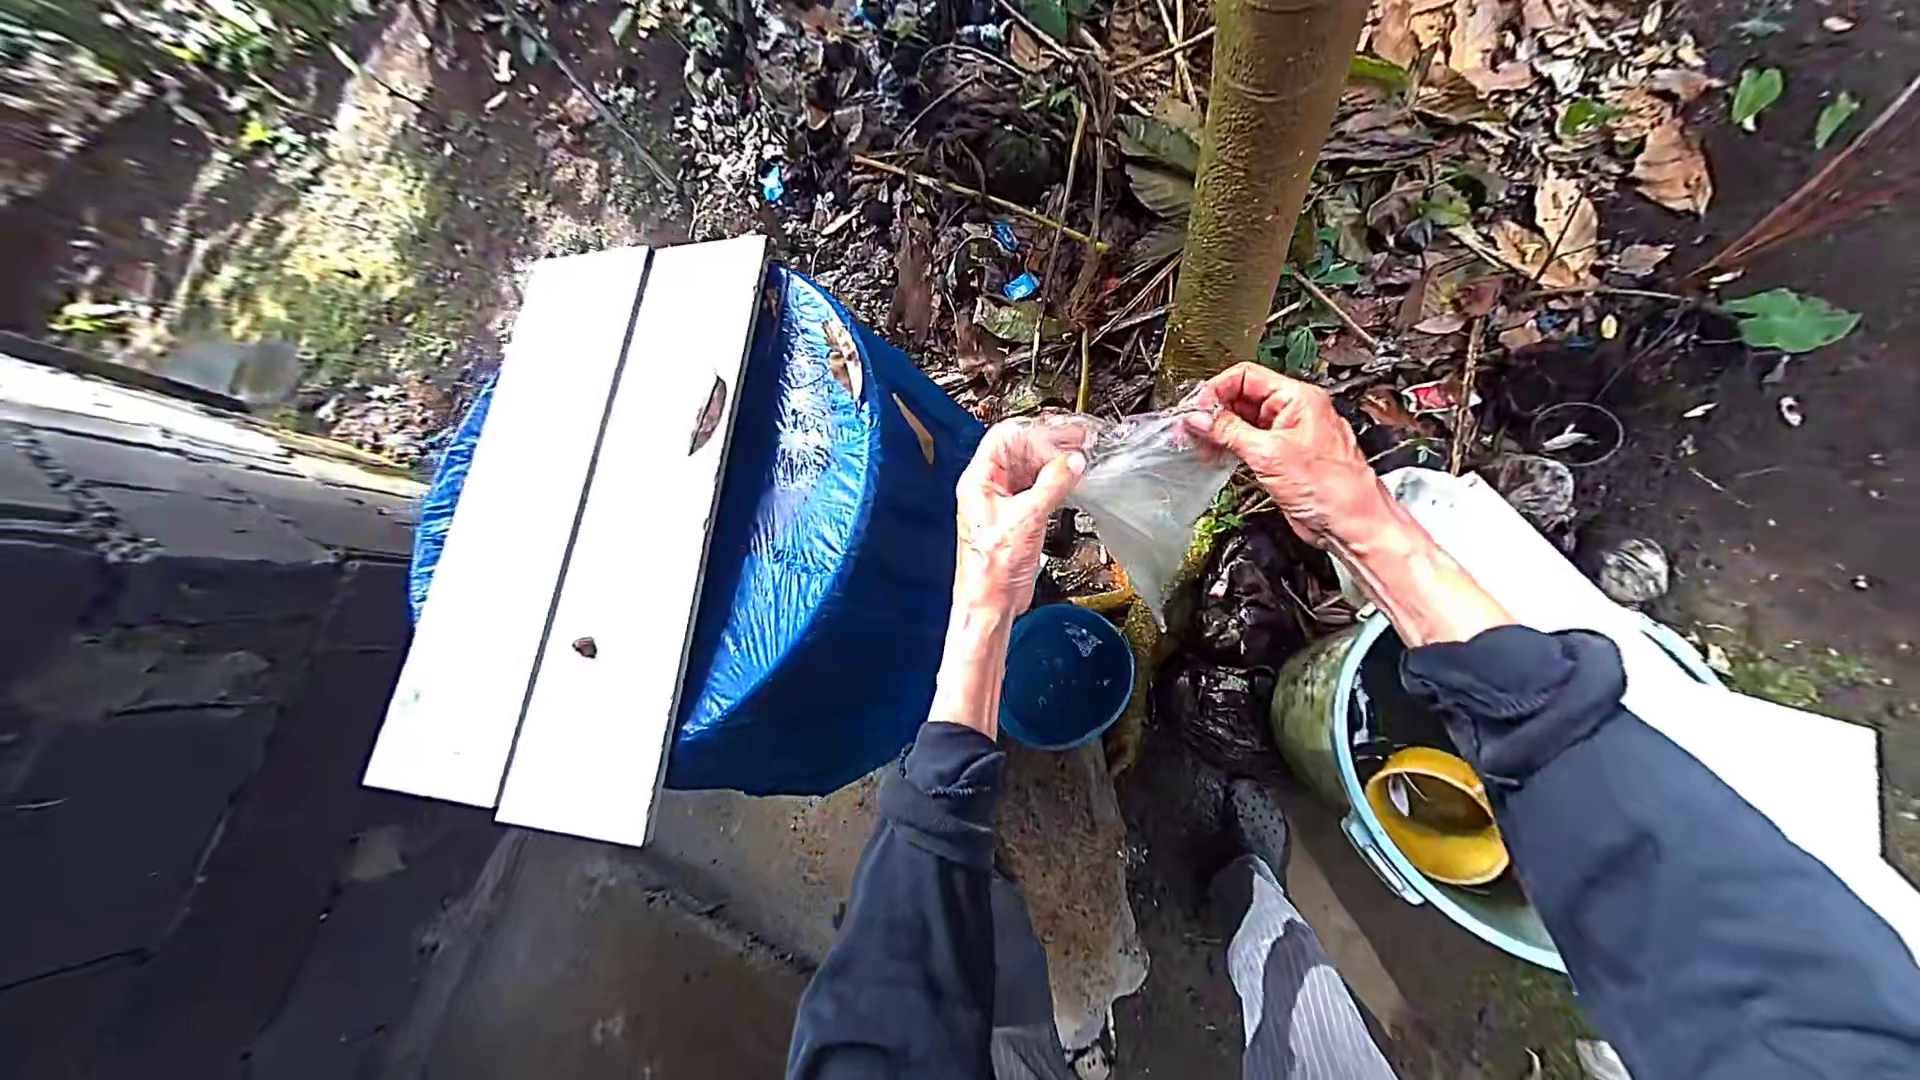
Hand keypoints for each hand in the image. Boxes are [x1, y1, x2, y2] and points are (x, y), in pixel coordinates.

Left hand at [953, 419, 1088, 614]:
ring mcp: (1003, 502)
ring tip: (1080, 459)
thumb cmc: (992, 569)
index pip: (1004, 437)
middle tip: (1079, 442)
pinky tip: (1072, 481)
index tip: (1062, 432)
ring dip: (1055, 463)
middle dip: (1050, 444)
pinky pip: (1038, 489)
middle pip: (1020, 450)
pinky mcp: (1018, 517)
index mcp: (978, 482)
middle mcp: (988, 488)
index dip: (1034, 431)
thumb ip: (1052, 485)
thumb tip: (1073, 462)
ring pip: (1030, 469)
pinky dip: (1056, 482)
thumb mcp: (1026, 519)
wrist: (992, 603)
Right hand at [1182, 363, 1393, 549]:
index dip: (1215, 391)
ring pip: (1240, 421)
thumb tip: (1199, 417)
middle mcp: (1291, 412)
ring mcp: (1284, 435)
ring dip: (1217, 432)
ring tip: (1198, 445)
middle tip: (1189, 430)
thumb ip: (1229, 431)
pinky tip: (1214, 456)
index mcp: (1297, 398)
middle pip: (1240, 397)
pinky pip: (1246, 443)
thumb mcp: (1269, 453)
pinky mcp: (1278, 457)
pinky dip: (1227, 447)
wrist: (1350, 522)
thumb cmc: (1331, 488)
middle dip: (1212, 412)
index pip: (1245, 376)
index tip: (1195, 411)